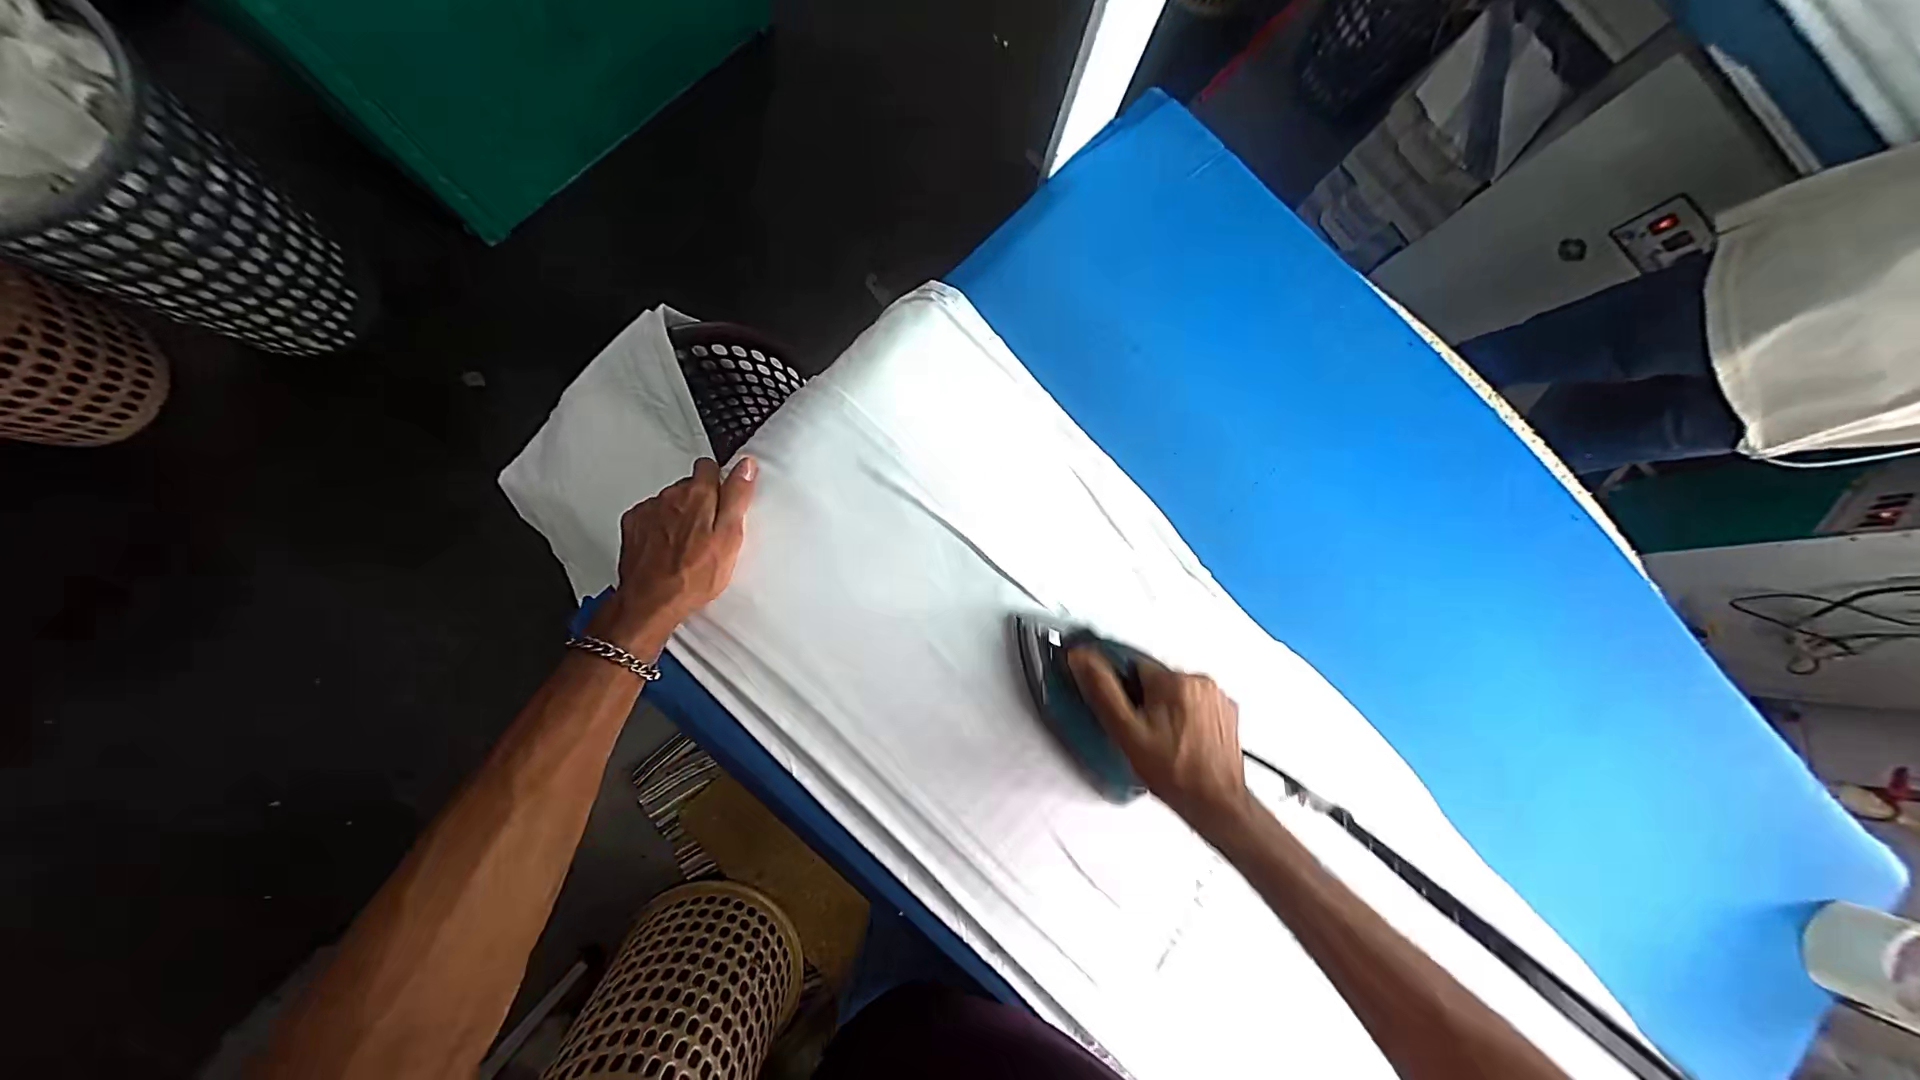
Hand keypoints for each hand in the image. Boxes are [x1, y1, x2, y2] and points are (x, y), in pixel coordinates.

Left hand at [588, 457, 756, 654]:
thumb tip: (746, 466)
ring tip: (689, 543)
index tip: (725, 498)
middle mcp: (670, 496)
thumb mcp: (730, 537)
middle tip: (710, 530)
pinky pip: (651, 516)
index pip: (709, 466)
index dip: (719, 480)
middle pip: (689, 485)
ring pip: (670, 501)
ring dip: (679, 514)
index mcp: (698, 495)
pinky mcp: (633, 525)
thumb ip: (737, 496)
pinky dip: (659, 526)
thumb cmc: (694, 575)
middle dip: (700, 501)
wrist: (652, 602)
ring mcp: (649, 510)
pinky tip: (668, 547)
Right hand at [1068, 648, 1250, 831]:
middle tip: (1141, 729)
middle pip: (1154, 678)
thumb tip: (1082, 659)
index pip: (1131, 664)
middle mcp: (1199, 682)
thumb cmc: (1176, 773)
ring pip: (1174, 690)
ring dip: (1164, 708)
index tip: (1121, 708)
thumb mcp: (1126, 731)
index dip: (1120, 688)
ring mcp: (1215, 697)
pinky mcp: (1225, 711)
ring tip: (1161, 739)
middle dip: (1143, 699)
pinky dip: (1184, 716)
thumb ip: (1102, 689)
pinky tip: (1179, 740)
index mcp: (1174, 681)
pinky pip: (1194, 703)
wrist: (1215, 801)